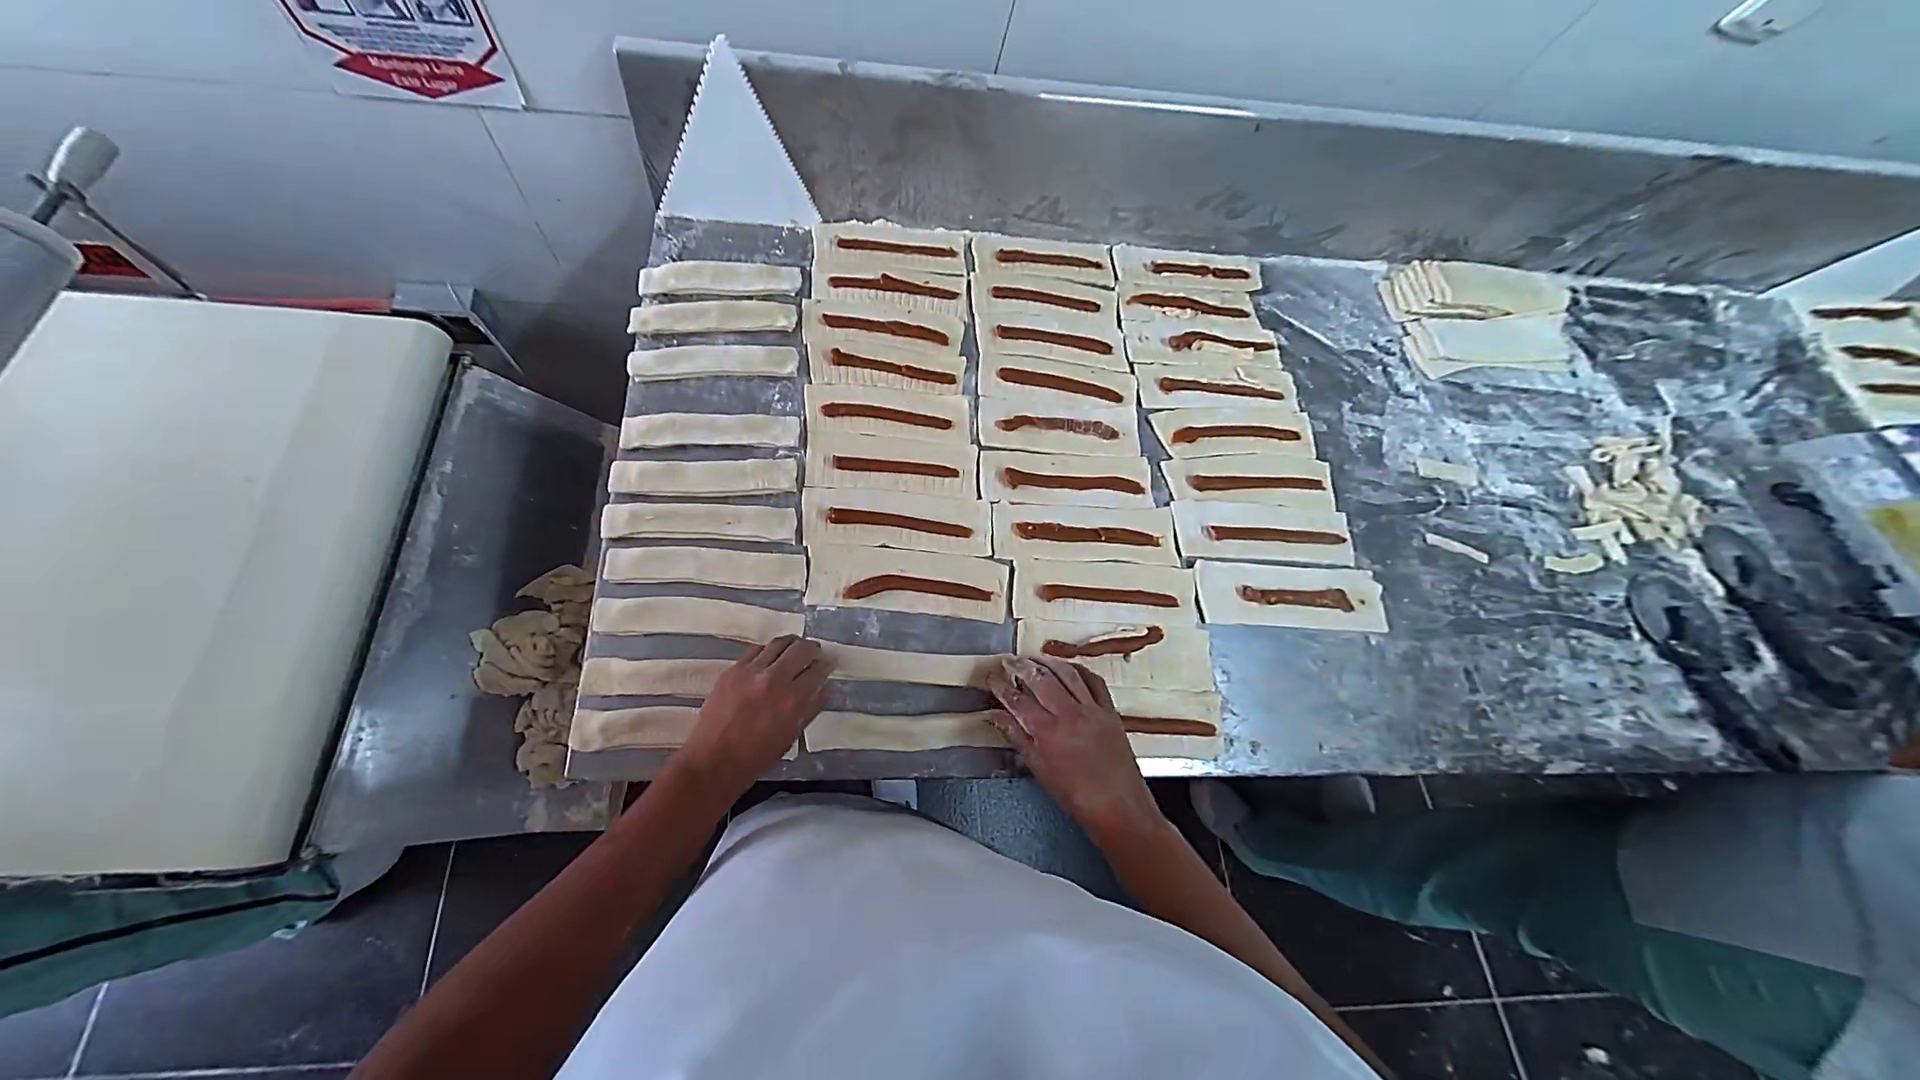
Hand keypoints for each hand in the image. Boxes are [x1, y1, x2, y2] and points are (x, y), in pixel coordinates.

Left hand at [673, 636, 831, 791]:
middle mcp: (774, 680)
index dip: (827, 664)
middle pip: (801, 650)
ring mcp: (752, 672)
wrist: (713, 760)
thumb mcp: (791, 736)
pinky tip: (770, 656)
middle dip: (813, 648)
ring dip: (792, 643)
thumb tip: (826, 689)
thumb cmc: (755, 757)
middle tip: (816, 651)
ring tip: (795, 647)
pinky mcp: (733, 670)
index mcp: (793, 700)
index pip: (818, 670)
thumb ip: (810, 709)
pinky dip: (768, 650)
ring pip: (779, 644)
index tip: (830, 662)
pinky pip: (756, 650)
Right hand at [985, 656, 1164, 842]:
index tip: (993, 679)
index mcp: (1048, 733)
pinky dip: (1078, 670)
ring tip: (1034, 659)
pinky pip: (1093, 681)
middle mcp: (1070, 716)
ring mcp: (1092, 711)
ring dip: (1047, 661)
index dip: (1001, 687)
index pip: (1017, 700)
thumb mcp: (1039, 769)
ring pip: (1066, 673)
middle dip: (1020, 667)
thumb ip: (1017, 737)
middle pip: (1040, 678)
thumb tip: (999, 718)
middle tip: (1009, 663)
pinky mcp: (1109, 712)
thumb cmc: (1080, 797)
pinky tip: (1069, 668)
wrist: (1118, 808)